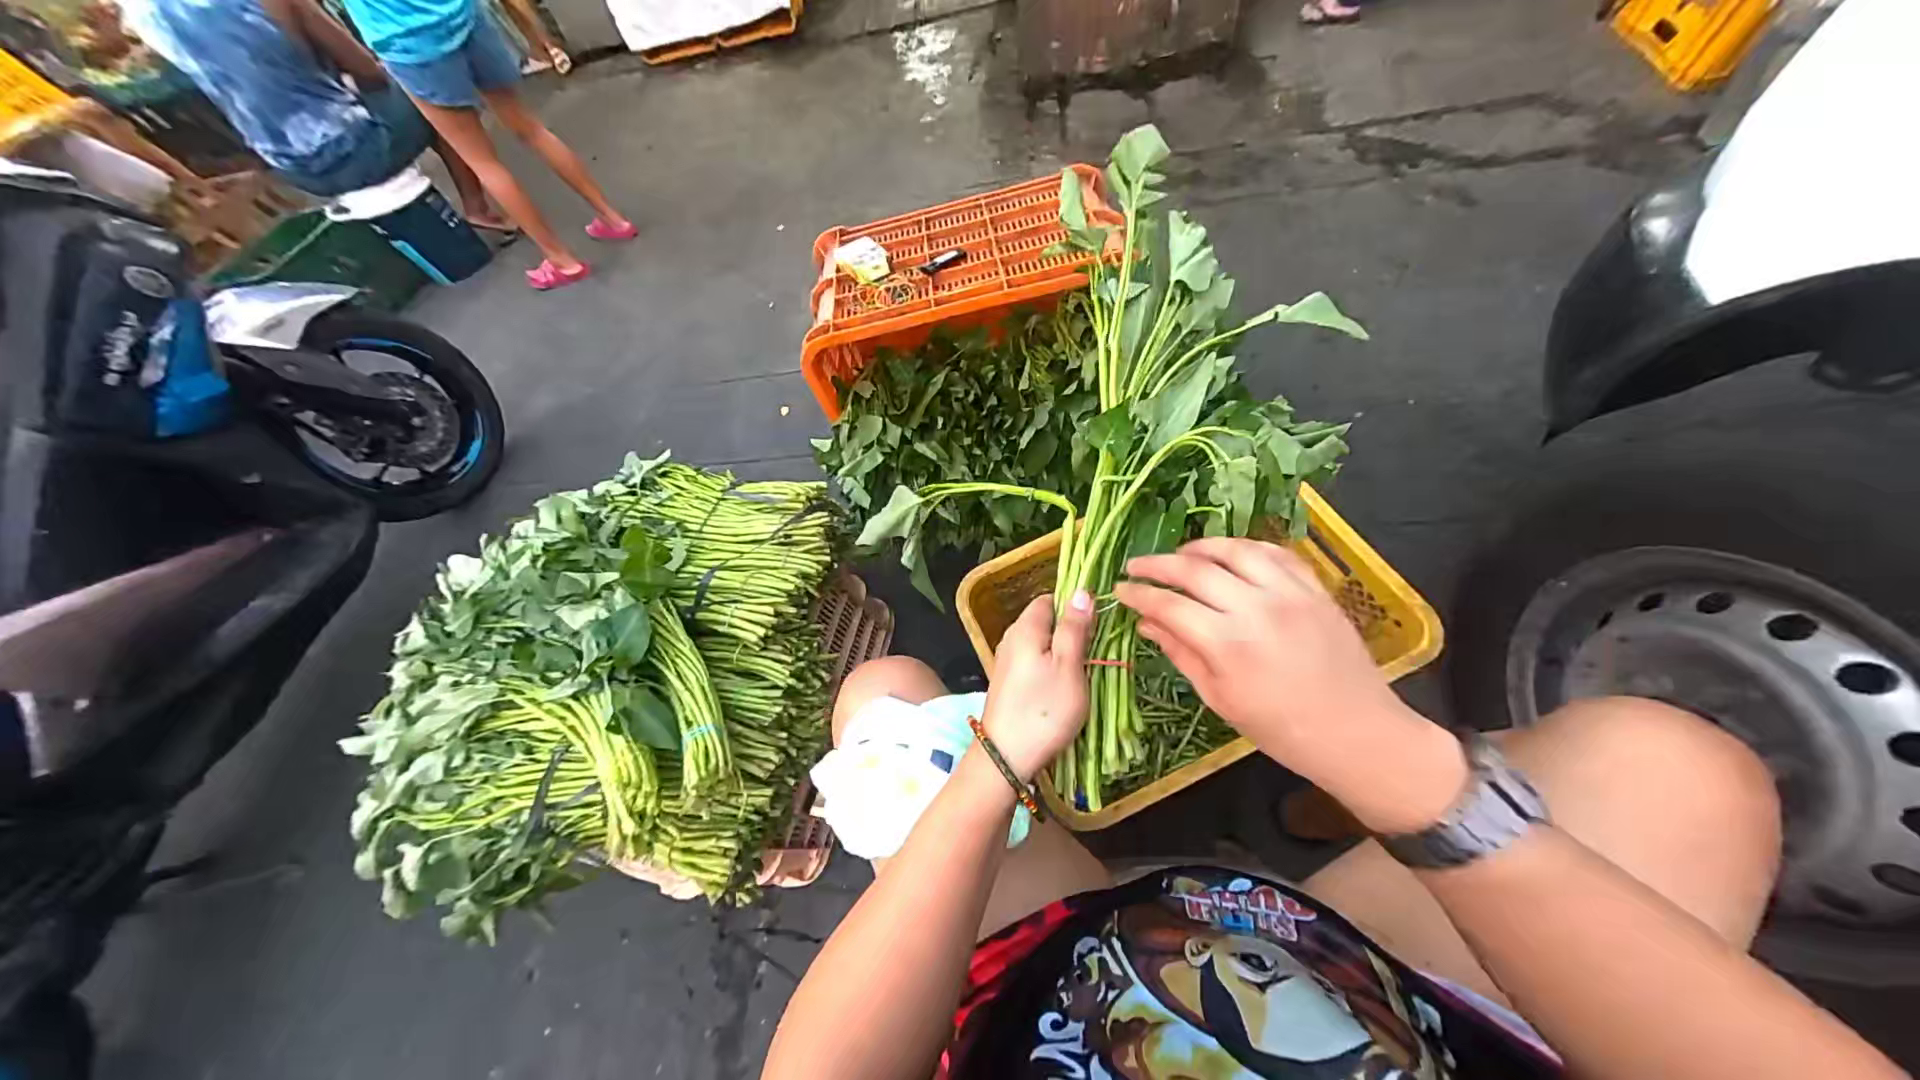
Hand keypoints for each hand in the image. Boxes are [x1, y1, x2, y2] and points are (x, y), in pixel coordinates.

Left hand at [978, 590, 1094, 780]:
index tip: (1097, 625)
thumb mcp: (1068, 667)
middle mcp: (1010, 638)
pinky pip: (1033, 663)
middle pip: (1045, 622)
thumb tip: (1081, 591)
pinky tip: (1061, 687)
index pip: (1050, 599)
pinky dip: (1049, 668)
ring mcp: (1006, 661)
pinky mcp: (1007, 682)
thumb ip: (1074, 628)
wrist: (1006, 756)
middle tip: (1094, 654)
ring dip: (1061, 653)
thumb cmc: (1044, 711)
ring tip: (1082, 673)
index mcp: (1024, 628)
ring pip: (1040, 644)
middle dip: (1070, 632)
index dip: (1074, 606)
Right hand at [1114, 539, 1466, 832]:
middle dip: (1157, 564)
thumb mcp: (1220, 698)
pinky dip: (1245, 547)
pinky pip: (1275, 553)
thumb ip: (1181, 653)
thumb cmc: (1281, 729)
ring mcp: (1290, 593)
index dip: (1138, 594)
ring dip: (1199, 547)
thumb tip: (1146, 624)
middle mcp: (1256, 608)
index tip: (1120, 590)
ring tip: (1181, 555)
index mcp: (1228, 644)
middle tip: (1136, 565)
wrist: (1357, 734)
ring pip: (1234, 550)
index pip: (1169, 605)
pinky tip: (1229, 555)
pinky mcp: (1315, 589)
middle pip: (1194, 570)